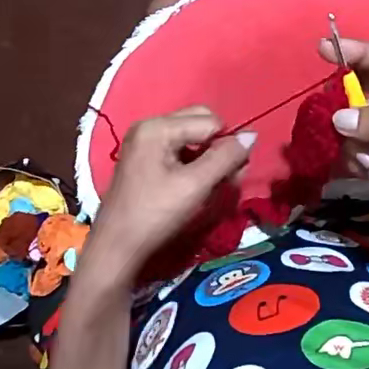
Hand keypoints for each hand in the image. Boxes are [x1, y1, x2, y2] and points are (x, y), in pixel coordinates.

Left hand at [83, 107, 254, 278]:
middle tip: (223, 178)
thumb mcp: (196, 185)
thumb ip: (226, 157)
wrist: (117, 247)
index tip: (231, 175)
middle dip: (217, 147)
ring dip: (206, 157)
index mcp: (157, 127)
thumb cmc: (156, 215)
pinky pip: (177, 149)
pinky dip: (192, 163)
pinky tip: (193, 186)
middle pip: (199, 122)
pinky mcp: (142, 158)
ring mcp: (143, 141)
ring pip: (190, 136)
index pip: (210, 121)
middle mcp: (148, 126)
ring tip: (210, 185)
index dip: (227, 145)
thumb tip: (252, 135)